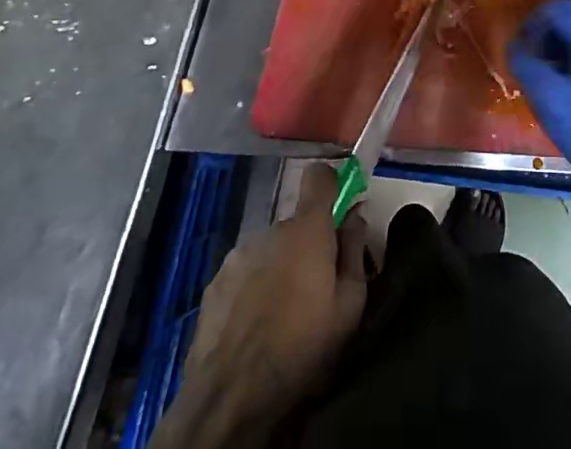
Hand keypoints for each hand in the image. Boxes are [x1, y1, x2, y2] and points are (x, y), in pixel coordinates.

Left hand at [156, 164, 366, 448]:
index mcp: (306, 230)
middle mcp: (269, 231)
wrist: (232, 394)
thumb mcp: (350, 303)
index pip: (319, 176)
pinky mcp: (215, 282)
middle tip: (320, 283)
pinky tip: (258, 322)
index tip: (343, 207)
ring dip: (282, 265)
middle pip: (298, 222)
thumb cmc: (303, 345)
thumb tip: (355, 217)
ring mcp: (238, 255)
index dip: (333, 184)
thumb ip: (355, 251)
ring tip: (286, 311)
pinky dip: (256, 285)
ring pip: (271, 248)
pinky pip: (247, 270)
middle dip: (311, 243)